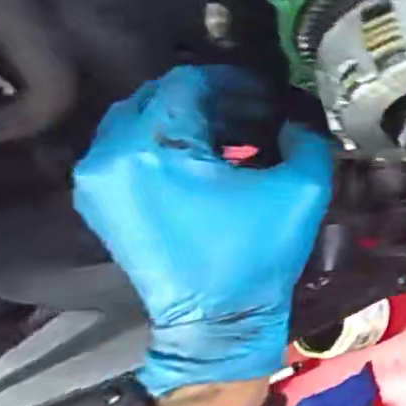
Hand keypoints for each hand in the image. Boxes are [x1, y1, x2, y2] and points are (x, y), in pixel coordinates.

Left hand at [75, 66, 333, 397]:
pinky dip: (169, 148)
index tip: (266, 95)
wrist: (217, 323)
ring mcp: (99, 181)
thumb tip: (297, 121)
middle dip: (213, 102)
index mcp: (154, 147)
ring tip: (235, 140)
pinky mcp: (102, 203)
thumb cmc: (255, 257)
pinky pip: (131, 153)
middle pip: (161, 98)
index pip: (188, 82)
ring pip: (143, 124)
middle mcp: (112, 156)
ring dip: (190, 123)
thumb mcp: (301, 192)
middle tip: (255, 116)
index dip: (233, 82)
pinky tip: (209, 165)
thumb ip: (306, 141)